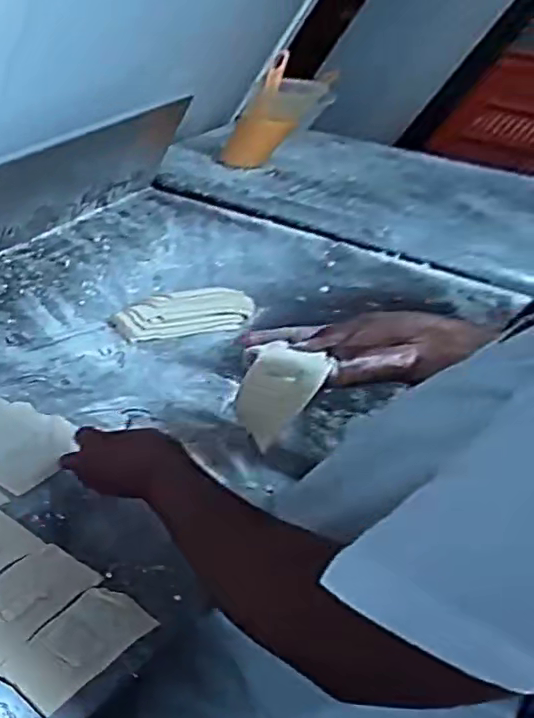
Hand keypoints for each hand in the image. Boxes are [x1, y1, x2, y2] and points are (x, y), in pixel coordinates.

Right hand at [58, 427, 188, 500]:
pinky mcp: (168, 443)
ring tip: (129, 466)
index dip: (81, 442)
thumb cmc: (124, 478)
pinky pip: (151, 447)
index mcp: (96, 441)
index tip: (80, 451)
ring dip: (128, 449)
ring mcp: (147, 435)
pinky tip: (147, 468)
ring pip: (130, 440)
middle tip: (105, 460)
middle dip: (106, 445)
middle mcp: (120, 433)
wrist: (168, 478)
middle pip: (108, 436)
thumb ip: (77, 466)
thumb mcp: (90, 476)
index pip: (82, 435)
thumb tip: (67, 460)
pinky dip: (147, 454)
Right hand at [239, 311, 494, 386]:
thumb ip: (359, 367)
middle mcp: (358, 328)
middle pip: (306, 335)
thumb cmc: (449, 354)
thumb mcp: (406, 360)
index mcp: (360, 332)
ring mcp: (367, 331)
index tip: (247, 357)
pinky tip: (297, 353)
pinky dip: (304, 346)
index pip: (307, 344)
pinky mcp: (374, 339)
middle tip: (240, 345)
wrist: (491, 347)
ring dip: (285, 342)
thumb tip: (313, 374)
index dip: (277, 351)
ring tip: (256, 347)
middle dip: (273, 340)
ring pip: (315, 337)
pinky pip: (328, 341)